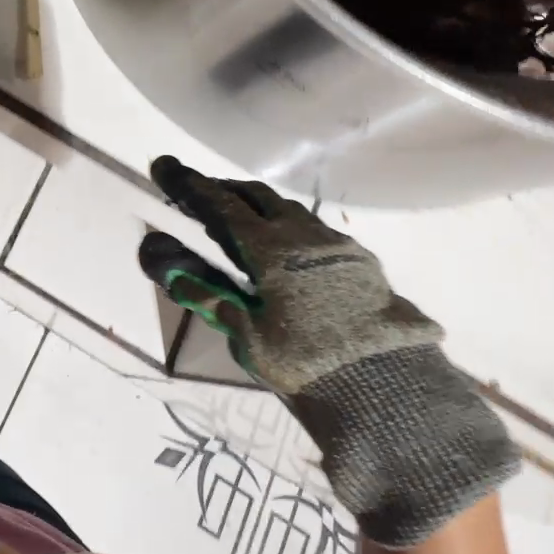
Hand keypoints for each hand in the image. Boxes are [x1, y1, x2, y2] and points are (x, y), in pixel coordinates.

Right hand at [139, 156, 518, 548]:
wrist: (389, 386)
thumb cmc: (305, 361)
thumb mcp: (245, 335)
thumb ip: (206, 295)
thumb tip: (163, 265)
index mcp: (268, 247)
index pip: (220, 204)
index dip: (190, 185)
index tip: (166, 167)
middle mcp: (301, 235)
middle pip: (256, 195)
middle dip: (225, 188)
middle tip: (202, 189)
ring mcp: (335, 246)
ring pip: (288, 209)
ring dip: (259, 204)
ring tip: (241, 212)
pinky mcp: (361, 263)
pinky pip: (314, 229)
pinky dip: (288, 224)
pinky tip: (287, 243)